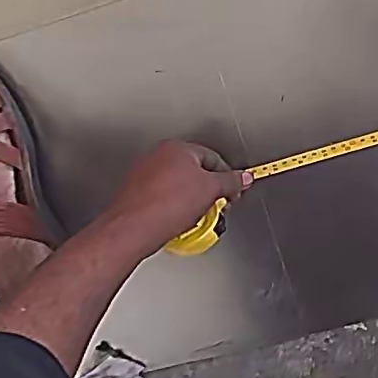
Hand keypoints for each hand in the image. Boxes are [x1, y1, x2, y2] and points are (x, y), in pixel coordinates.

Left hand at [99, 141, 250, 254]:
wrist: (134, 229)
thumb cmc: (166, 206)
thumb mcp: (212, 190)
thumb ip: (231, 181)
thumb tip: (243, 178)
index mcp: (177, 148)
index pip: (213, 158)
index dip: (228, 177)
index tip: (233, 192)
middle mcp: (158, 156)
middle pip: (195, 170)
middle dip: (209, 190)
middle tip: (216, 205)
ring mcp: (144, 174)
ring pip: (179, 184)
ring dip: (192, 199)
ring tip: (196, 215)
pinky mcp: (136, 193)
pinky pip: (163, 196)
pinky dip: (174, 206)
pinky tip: (178, 219)